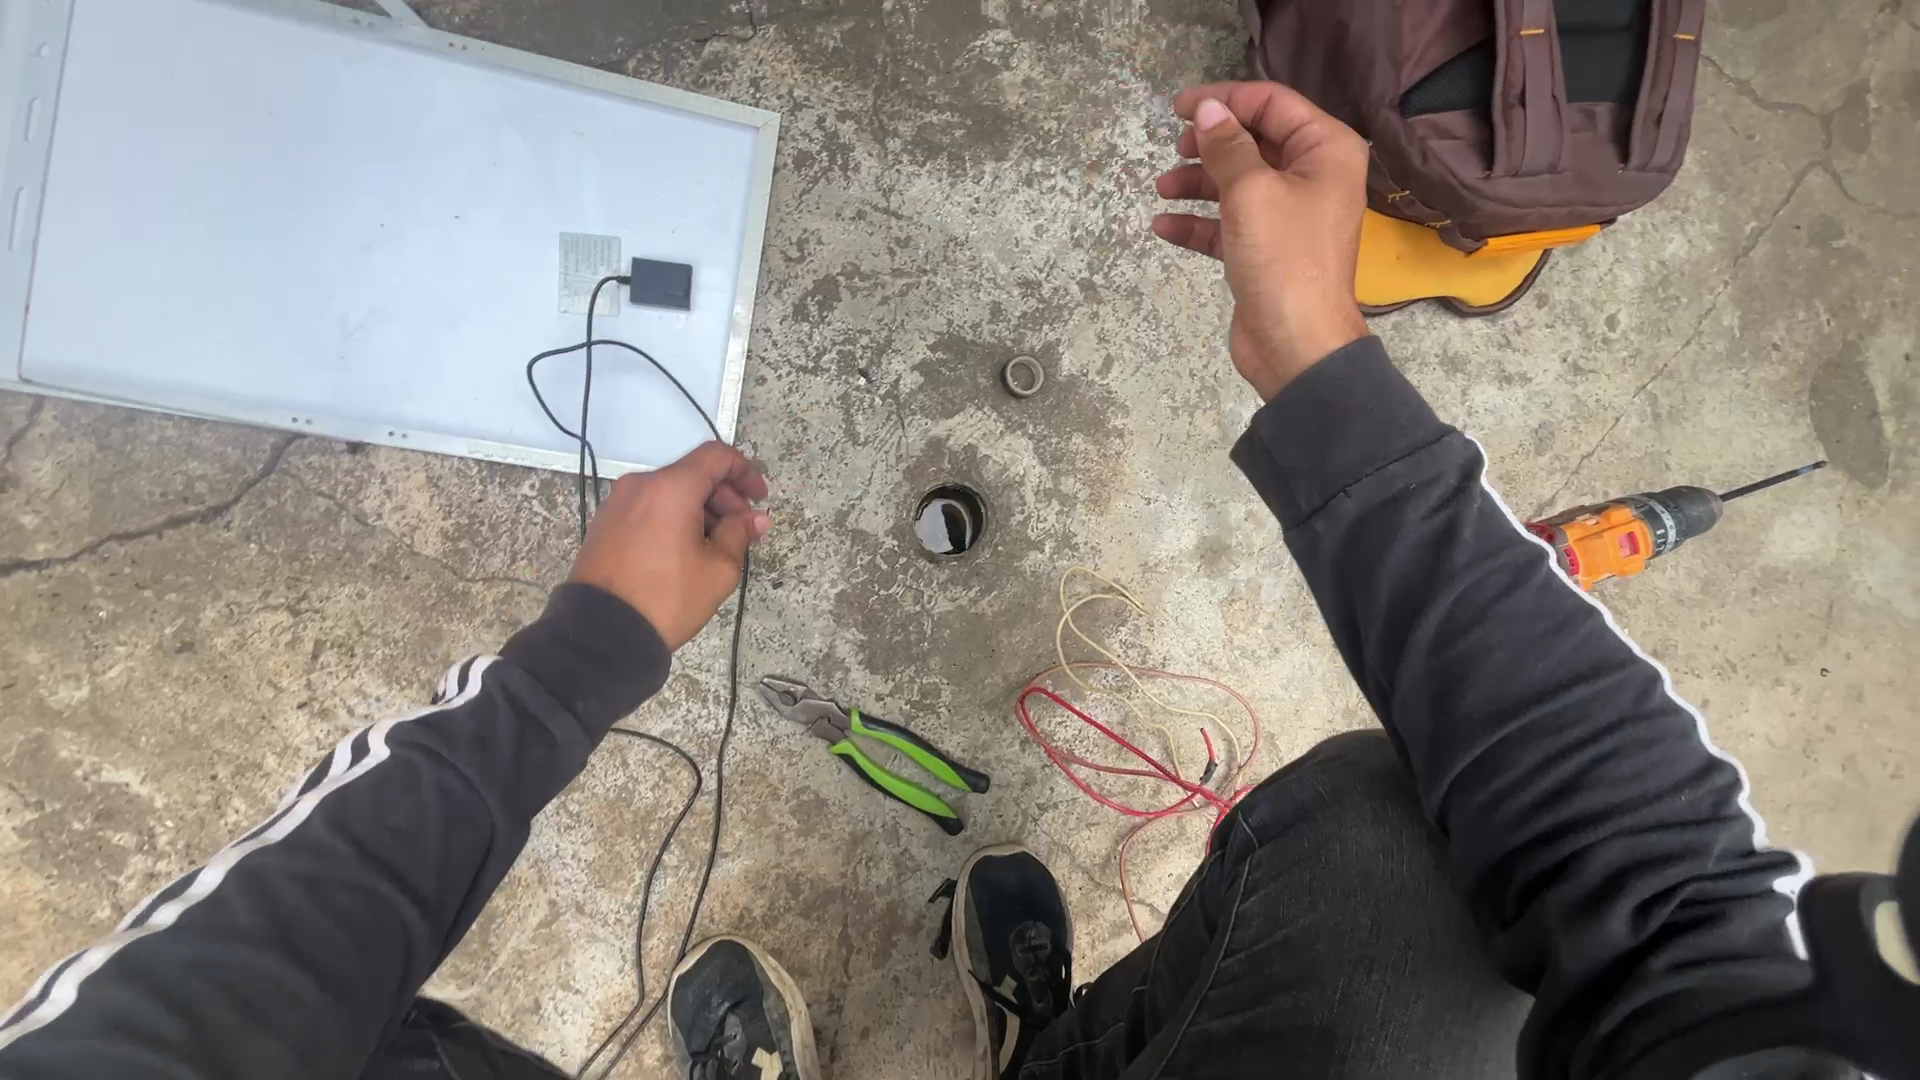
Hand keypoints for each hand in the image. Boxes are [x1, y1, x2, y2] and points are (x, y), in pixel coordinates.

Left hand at [568, 442, 770, 649]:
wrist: (600, 634)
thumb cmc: (667, 598)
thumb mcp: (718, 569)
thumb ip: (740, 534)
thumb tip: (757, 518)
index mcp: (671, 488)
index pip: (717, 456)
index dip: (746, 472)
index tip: (759, 500)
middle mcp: (641, 486)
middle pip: (694, 474)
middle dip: (726, 497)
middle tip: (744, 530)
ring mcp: (618, 504)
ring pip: (671, 492)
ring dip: (702, 509)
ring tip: (717, 546)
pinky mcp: (606, 524)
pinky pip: (651, 508)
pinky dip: (675, 518)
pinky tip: (687, 551)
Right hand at [1152, 82, 1371, 400]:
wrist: (1296, 343)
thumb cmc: (1283, 260)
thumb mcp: (1251, 193)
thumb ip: (1226, 148)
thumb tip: (1207, 111)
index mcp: (1324, 151)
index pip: (1272, 106)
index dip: (1225, 100)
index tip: (1179, 108)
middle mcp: (1310, 179)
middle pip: (1252, 145)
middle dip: (1210, 146)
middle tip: (1175, 150)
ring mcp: (1286, 219)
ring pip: (1235, 187)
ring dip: (1197, 185)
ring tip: (1161, 189)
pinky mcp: (1262, 254)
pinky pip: (1226, 227)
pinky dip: (1196, 225)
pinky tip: (1163, 227)